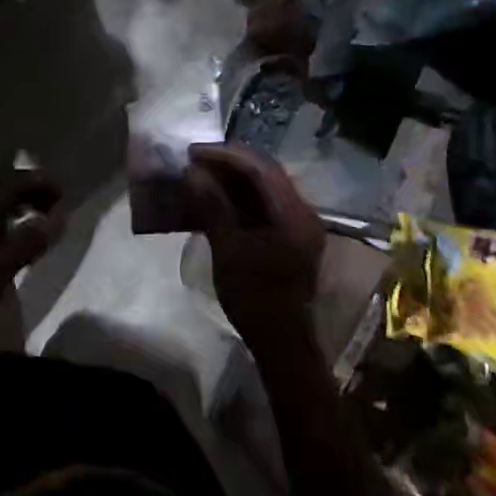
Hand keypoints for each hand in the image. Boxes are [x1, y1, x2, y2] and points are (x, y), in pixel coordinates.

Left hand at [0, 172, 62, 357]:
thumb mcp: (0, 270)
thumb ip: (30, 241)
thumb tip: (57, 218)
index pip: (16, 182)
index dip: (41, 185)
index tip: (63, 195)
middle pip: (1, 188)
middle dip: (29, 194)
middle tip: (52, 208)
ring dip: (13, 206)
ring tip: (33, 223)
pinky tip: (4, 238)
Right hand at [186, 144, 322, 346]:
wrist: (281, 343)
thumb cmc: (255, 298)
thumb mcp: (228, 250)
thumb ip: (212, 207)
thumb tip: (192, 172)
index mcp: (294, 213)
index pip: (261, 167)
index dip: (225, 155)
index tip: (194, 152)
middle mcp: (302, 211)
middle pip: (266, 171)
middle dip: (229, 161)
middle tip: (195, 159)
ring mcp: (298, 222)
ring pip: (265, 185)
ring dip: (233, 177)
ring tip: (201, 172)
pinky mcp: (289, 234)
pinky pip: (264, 202)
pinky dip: (240, 195)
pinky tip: (215, 196)